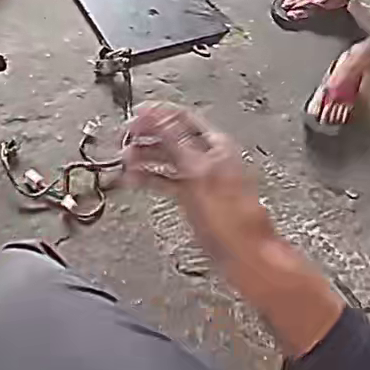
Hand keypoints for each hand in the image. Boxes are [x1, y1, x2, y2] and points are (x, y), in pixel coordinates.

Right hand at [122, 102, 271, 261]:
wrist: (246, 255)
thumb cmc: (232, 218)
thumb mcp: (198, 172)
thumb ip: (175, 140)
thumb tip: (157, 113)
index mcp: (215, 144)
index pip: (180, 117)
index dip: (155, 115)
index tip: (133, 118)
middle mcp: (207, 157)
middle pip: (171, 136)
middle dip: (146, 136)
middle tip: (124, 140)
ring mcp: (199, 177)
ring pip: (167, 158)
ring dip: (145, 157)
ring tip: (125, 160)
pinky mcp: (193, 197)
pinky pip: (167, 180)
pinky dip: (150, 178)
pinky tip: (135, 180)